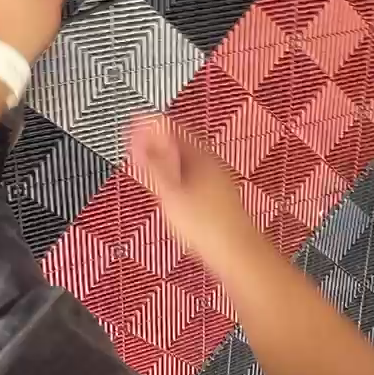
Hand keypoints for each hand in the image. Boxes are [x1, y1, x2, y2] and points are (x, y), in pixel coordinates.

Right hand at [128, 115, 272, 267]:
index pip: (173, 128)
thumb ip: (154, 164)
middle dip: (159, 141)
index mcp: (201, 157)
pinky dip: (177, 176)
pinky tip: (171, 190)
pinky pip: (194, 177)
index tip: (136, 121)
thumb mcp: (170, 192)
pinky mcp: (219, 199)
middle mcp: (212, 165)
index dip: (152, 124)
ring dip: (168, 159)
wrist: (236, 253)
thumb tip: (140, 139)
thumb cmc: (206, 225)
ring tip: (151, 164)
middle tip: (140, 141)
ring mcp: (218, 182)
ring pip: (188, 162)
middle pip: (182, 144)